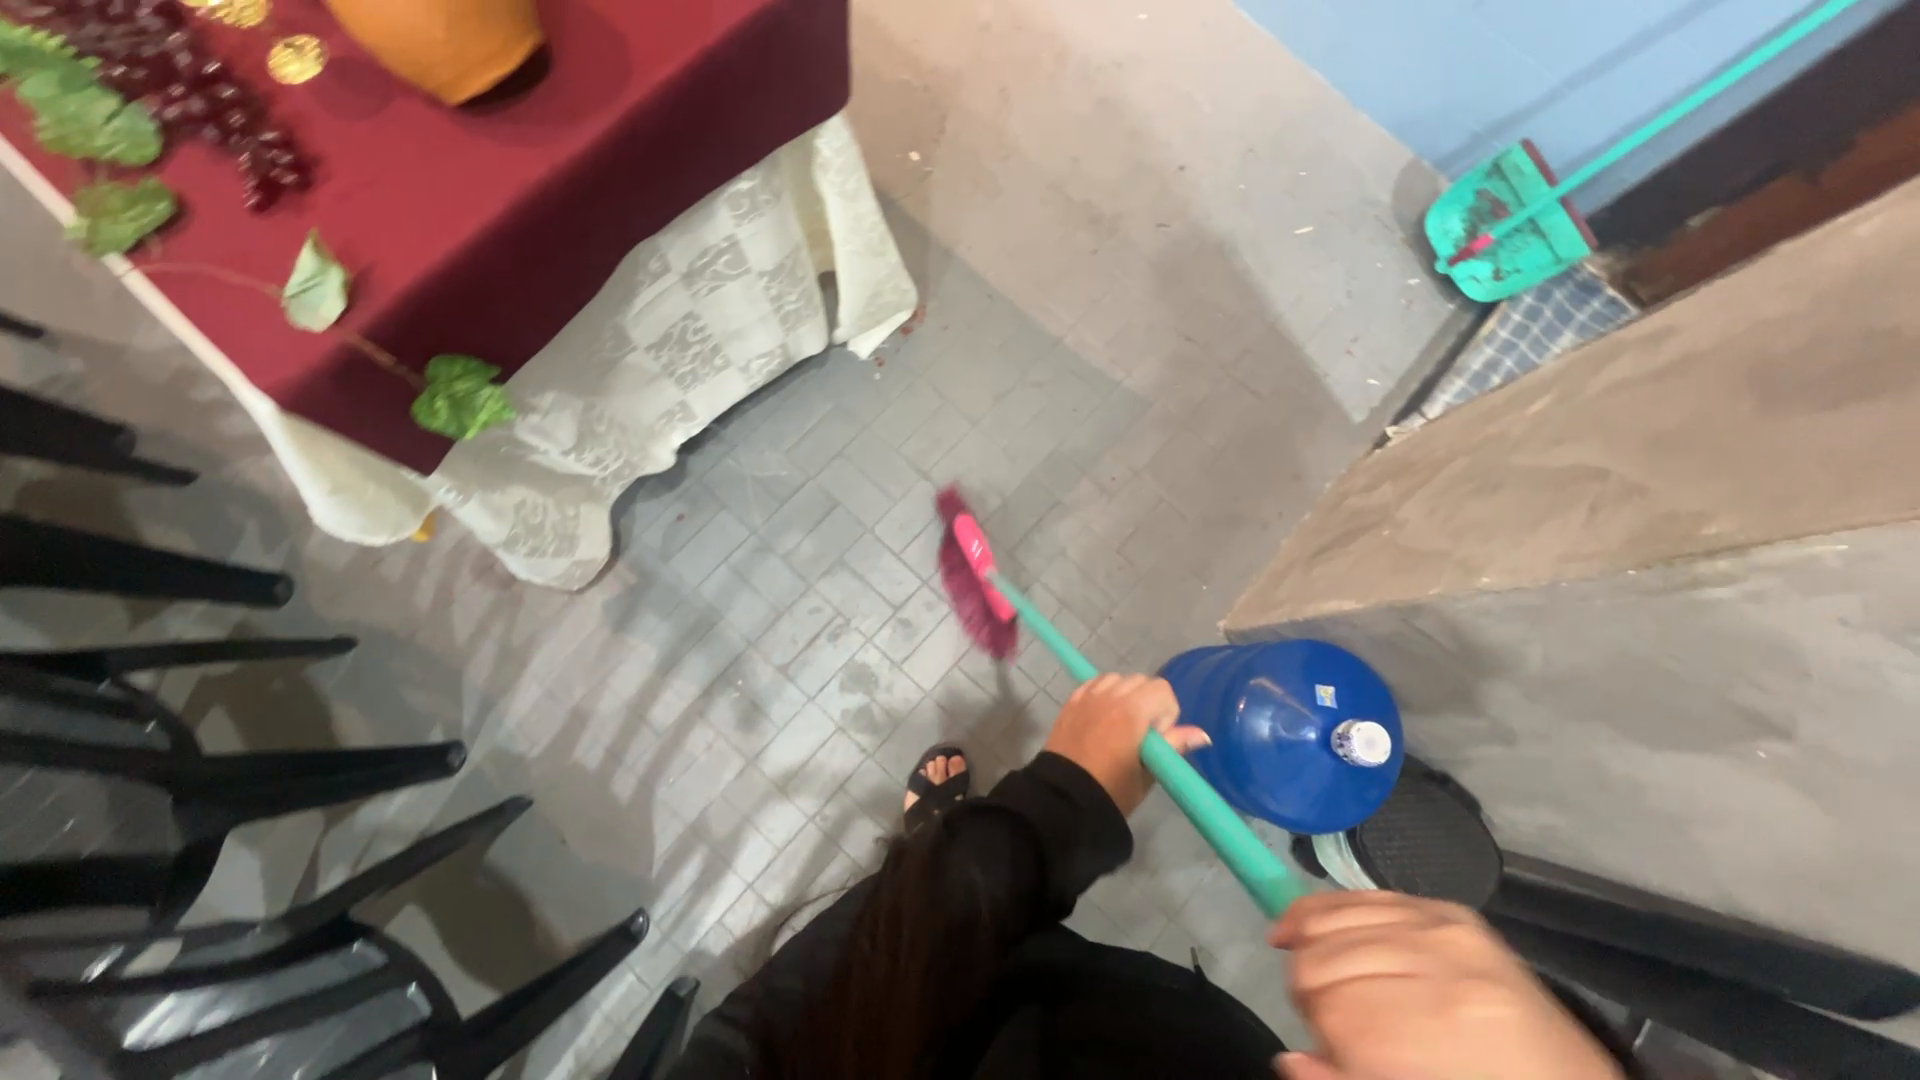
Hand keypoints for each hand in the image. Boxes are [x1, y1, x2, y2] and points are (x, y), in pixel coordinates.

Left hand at [1042, 673, 1209, 815]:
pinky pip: (1094, 684)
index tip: (1156, 739)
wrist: (1063, 798)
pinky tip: (1102, 718)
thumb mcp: (1148, 773)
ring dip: (1124, 696)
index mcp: (1132, 710)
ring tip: (1120, 726)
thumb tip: (1201, 735)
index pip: (1162, 690)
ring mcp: (1087, 696)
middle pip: (1140, 681)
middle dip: (1148, 702)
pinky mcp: (1071, 702)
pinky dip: (1103, 694)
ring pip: (1116, 679)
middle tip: (1141, 735)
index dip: (1166, 713)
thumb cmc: (1111, 790)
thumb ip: (1173, 746)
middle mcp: (1109, 695)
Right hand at [1270, 891, 1624, 1079]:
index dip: (1317, 1031)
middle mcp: (1444, 961)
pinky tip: (1307, 928)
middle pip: (1327, 960)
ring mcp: (1447, 927)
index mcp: (1444, 1028)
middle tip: (1322, 1023)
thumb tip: (1292, 1060)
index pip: (1333, 1009)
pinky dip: (1327, 912)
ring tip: (1311, 979)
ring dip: (1309, 950)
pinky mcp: (1449, 911)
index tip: (1326, 1049)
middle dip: (1309, 993)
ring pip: (1335, 920)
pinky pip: (1365, 897)